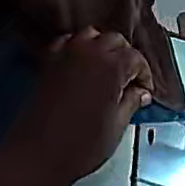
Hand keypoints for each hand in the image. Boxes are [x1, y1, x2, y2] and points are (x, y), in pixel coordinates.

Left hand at [0, 28, 153, 185]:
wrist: (39, 150)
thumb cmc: (82, 144)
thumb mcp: (116, 126)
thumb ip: (131, 102)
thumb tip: (141, 92)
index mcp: (112, 66)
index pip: (136, 57)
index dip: (144, 74)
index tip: (145, 91)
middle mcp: (90, 50)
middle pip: (115, 40)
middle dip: (126, 57)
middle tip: (129, 81)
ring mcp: (67, 51)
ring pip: (92, 35)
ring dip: (102, 47)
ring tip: (106, 70)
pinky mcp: (50, 57)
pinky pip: (69, 41)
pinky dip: (79, 47)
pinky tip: (82, 66)